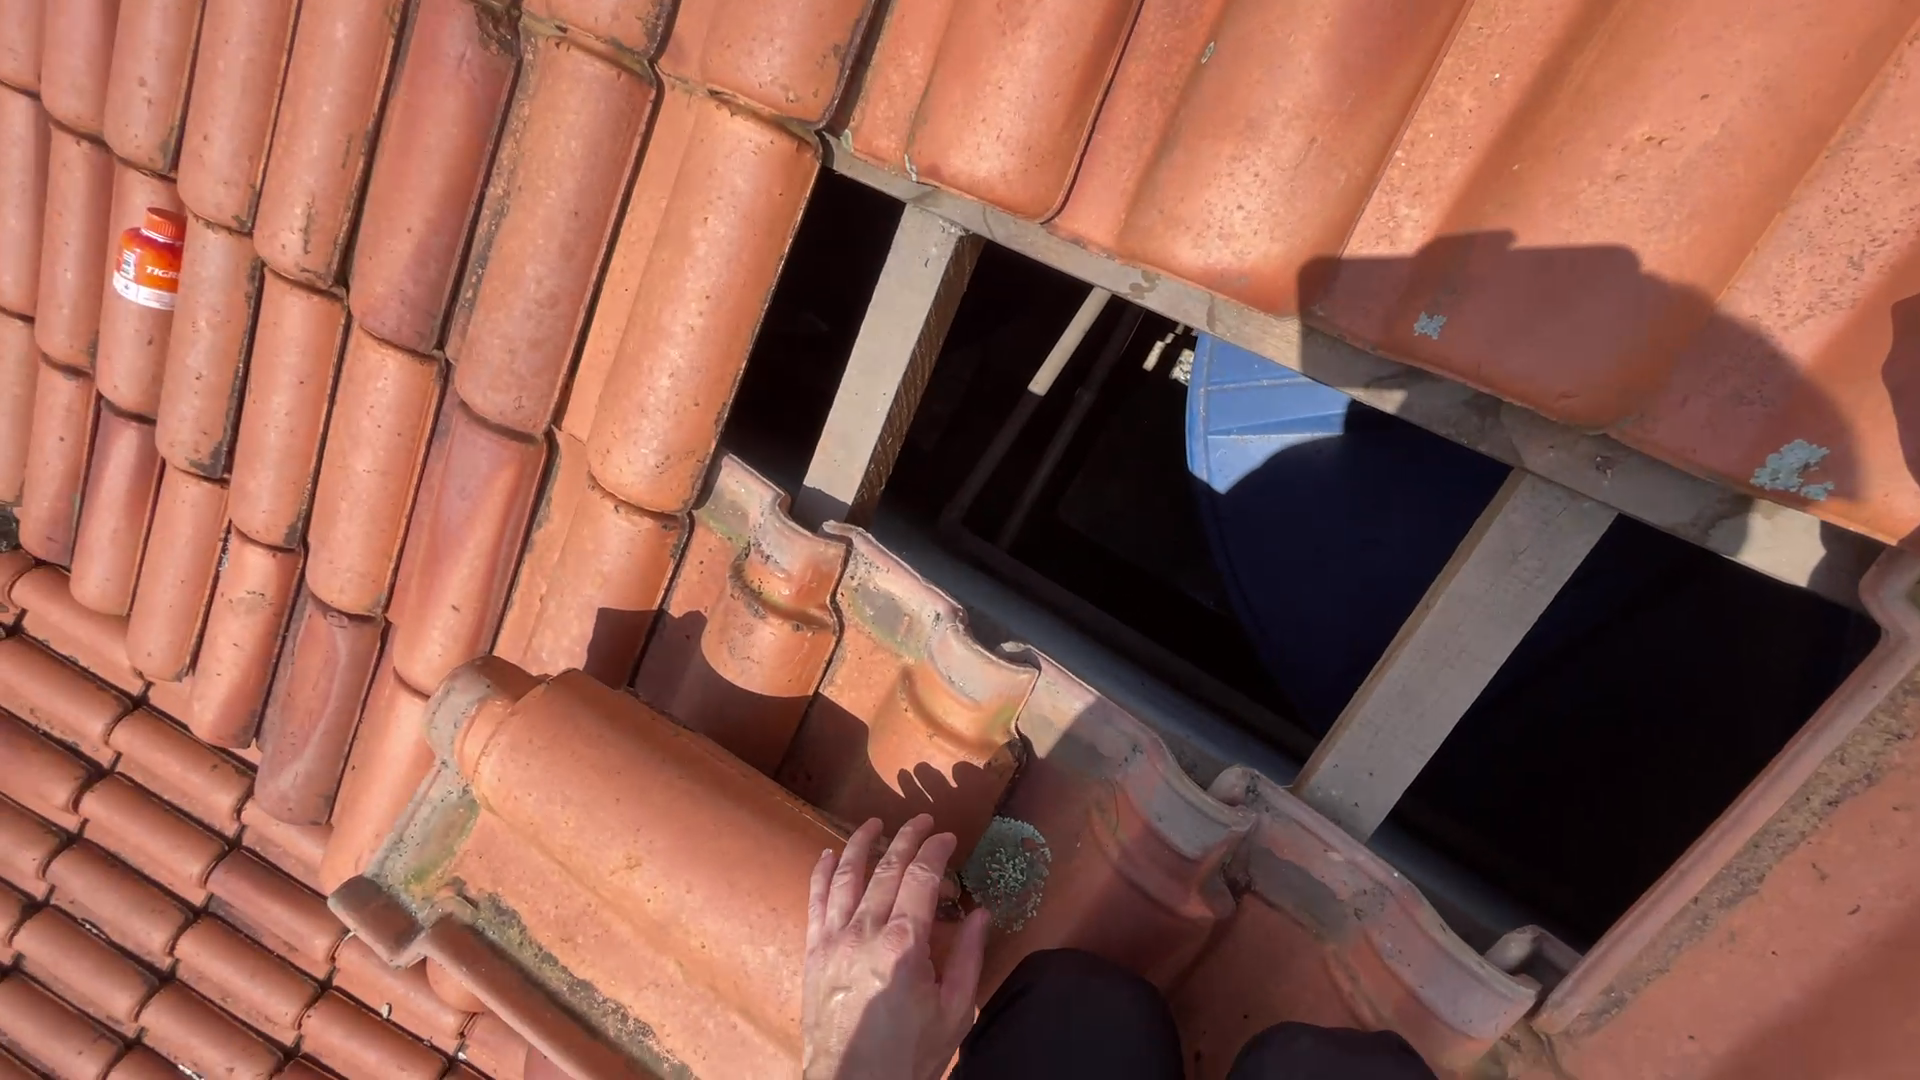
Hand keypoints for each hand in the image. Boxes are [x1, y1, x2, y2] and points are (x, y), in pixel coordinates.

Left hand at [803, 814, 990, 1079]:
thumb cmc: (910, 1055)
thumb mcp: (954, 1013)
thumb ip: (969, 957)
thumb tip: (982, 912)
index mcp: (905, 944)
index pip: (921, 876)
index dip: (936, 850)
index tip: (948, 836)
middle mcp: (866, 931)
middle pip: (887, 867)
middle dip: (907, 837)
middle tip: (923, 820)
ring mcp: (835, 939)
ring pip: (847, 875)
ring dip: (862, 842)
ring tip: (875, 822)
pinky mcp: (814, 952)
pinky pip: (815, 900)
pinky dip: (821, 872)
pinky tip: (826, 853)